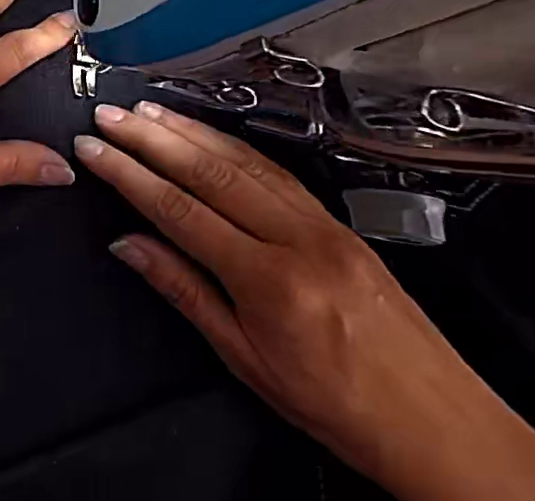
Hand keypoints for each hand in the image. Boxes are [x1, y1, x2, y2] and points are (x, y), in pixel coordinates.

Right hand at [76, 102, 534, 500]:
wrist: (439, 422)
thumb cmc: (343, 408)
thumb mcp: (246, 360)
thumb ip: (183, 290)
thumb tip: (130, 246)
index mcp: (270, 282)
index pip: (179, 210)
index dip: (129, 175)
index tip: (95, 151)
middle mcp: (296, 238)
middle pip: (207, 171)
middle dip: (150, 137)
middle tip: (111, 115)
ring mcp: (320, 222)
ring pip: (241, 160)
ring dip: (188, 130)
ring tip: (147, 111)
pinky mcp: (335, 218)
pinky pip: (274, 169)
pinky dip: (231, 144)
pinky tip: (207, 132)